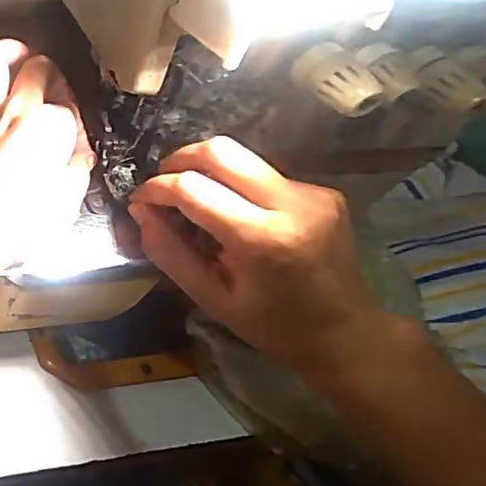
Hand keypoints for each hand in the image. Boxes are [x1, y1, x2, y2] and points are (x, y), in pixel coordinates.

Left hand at [0, 38, 93, 289]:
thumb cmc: (14, 227)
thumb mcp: (63, 207)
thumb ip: (75, 172)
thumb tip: (77, 156)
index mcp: (46, 128)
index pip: (68, 111)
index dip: (74, 126)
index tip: (72, 146)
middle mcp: (12, 110)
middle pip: (37, 67)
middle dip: (51, 73)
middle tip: (52, 90)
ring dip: (10, 52)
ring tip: (18, 60)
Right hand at [127, 136, 394, 377]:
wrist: (347, 333)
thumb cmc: (272, 326)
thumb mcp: (210, 298)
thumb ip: (169, 252)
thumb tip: (141, 211)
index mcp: (261, 239)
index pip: (193, 188)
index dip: (157, 188)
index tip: (139, 200)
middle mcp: (291, 203)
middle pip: (221, 152)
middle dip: (179, 160)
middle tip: (160, 184)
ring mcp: (312, 193)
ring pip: (242, 159)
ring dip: (207, 172)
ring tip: (191, 202)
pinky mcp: (321, 191)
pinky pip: (263, 175)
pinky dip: (235, 187)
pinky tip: (233, 216)